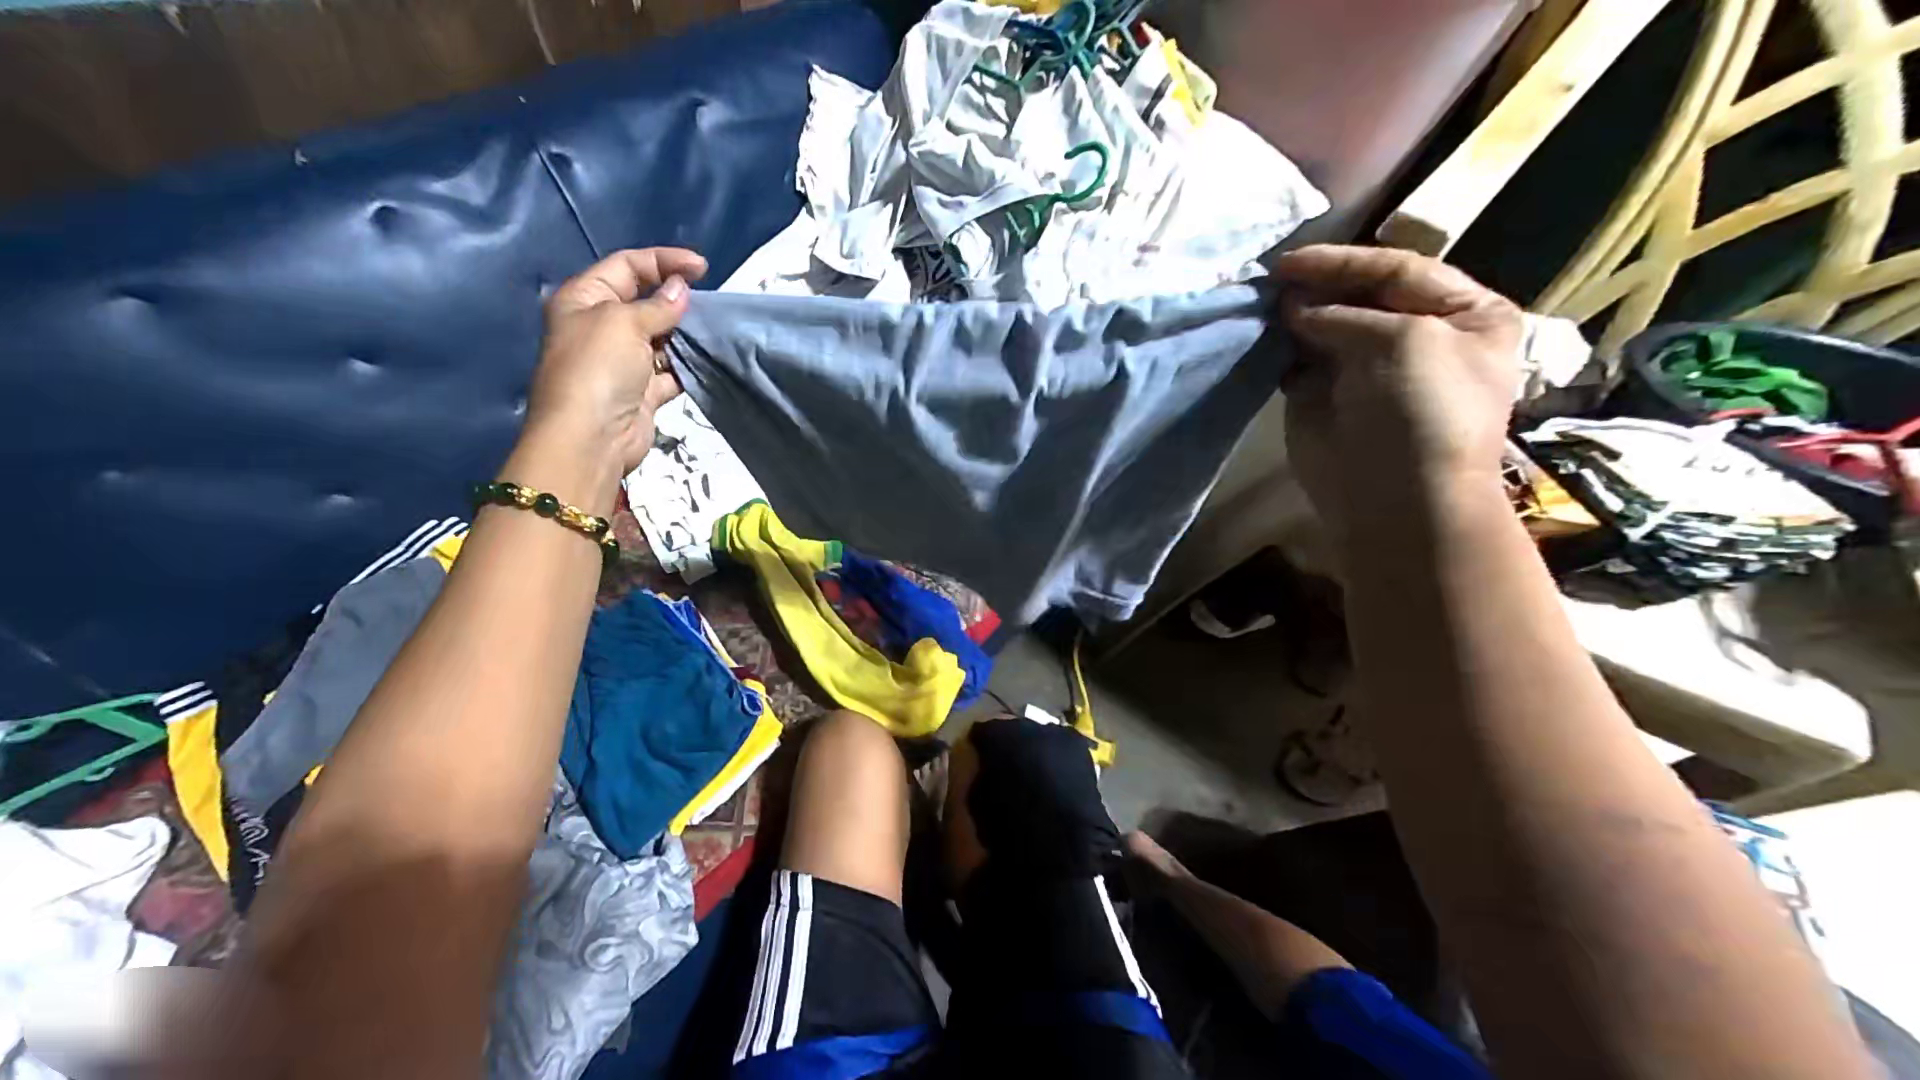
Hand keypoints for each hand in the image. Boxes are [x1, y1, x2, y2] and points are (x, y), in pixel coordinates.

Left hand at [524, 247, 708, 475]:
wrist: (591, 437)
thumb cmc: (598, 368)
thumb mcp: (624, 322)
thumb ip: (658, 305)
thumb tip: (681, 289)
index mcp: (584, 299)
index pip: (627, 266)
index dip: (663, 261)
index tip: (702, 268)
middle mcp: (601, 326)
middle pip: (644, 301)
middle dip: (676, 298)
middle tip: (708, 301)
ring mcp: (622, 361)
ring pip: (661, 337)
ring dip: (685, 333)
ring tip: (712, 329)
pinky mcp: (642, 390)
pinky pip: (670, 371)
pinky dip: (687, 365)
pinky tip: (708, 359)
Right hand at [1273, 245, 1521, 538]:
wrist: (1395, 497)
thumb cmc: (1421, 411)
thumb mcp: (1401, 340)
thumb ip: (1342, 313)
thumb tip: (1290, 305)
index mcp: (1463, 313)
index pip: (1397, 270)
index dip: (1343, 263)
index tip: (1290, 262)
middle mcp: (1414, 333)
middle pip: (1358, 295)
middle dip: (1316, 286)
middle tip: (1270, 280)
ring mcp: (1365, 366)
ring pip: (1322, 325)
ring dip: (1291, 314)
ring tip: (1258, 304)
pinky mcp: (1324, 395)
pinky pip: (1297, 360)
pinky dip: (1278, 348)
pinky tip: (1259, 337)